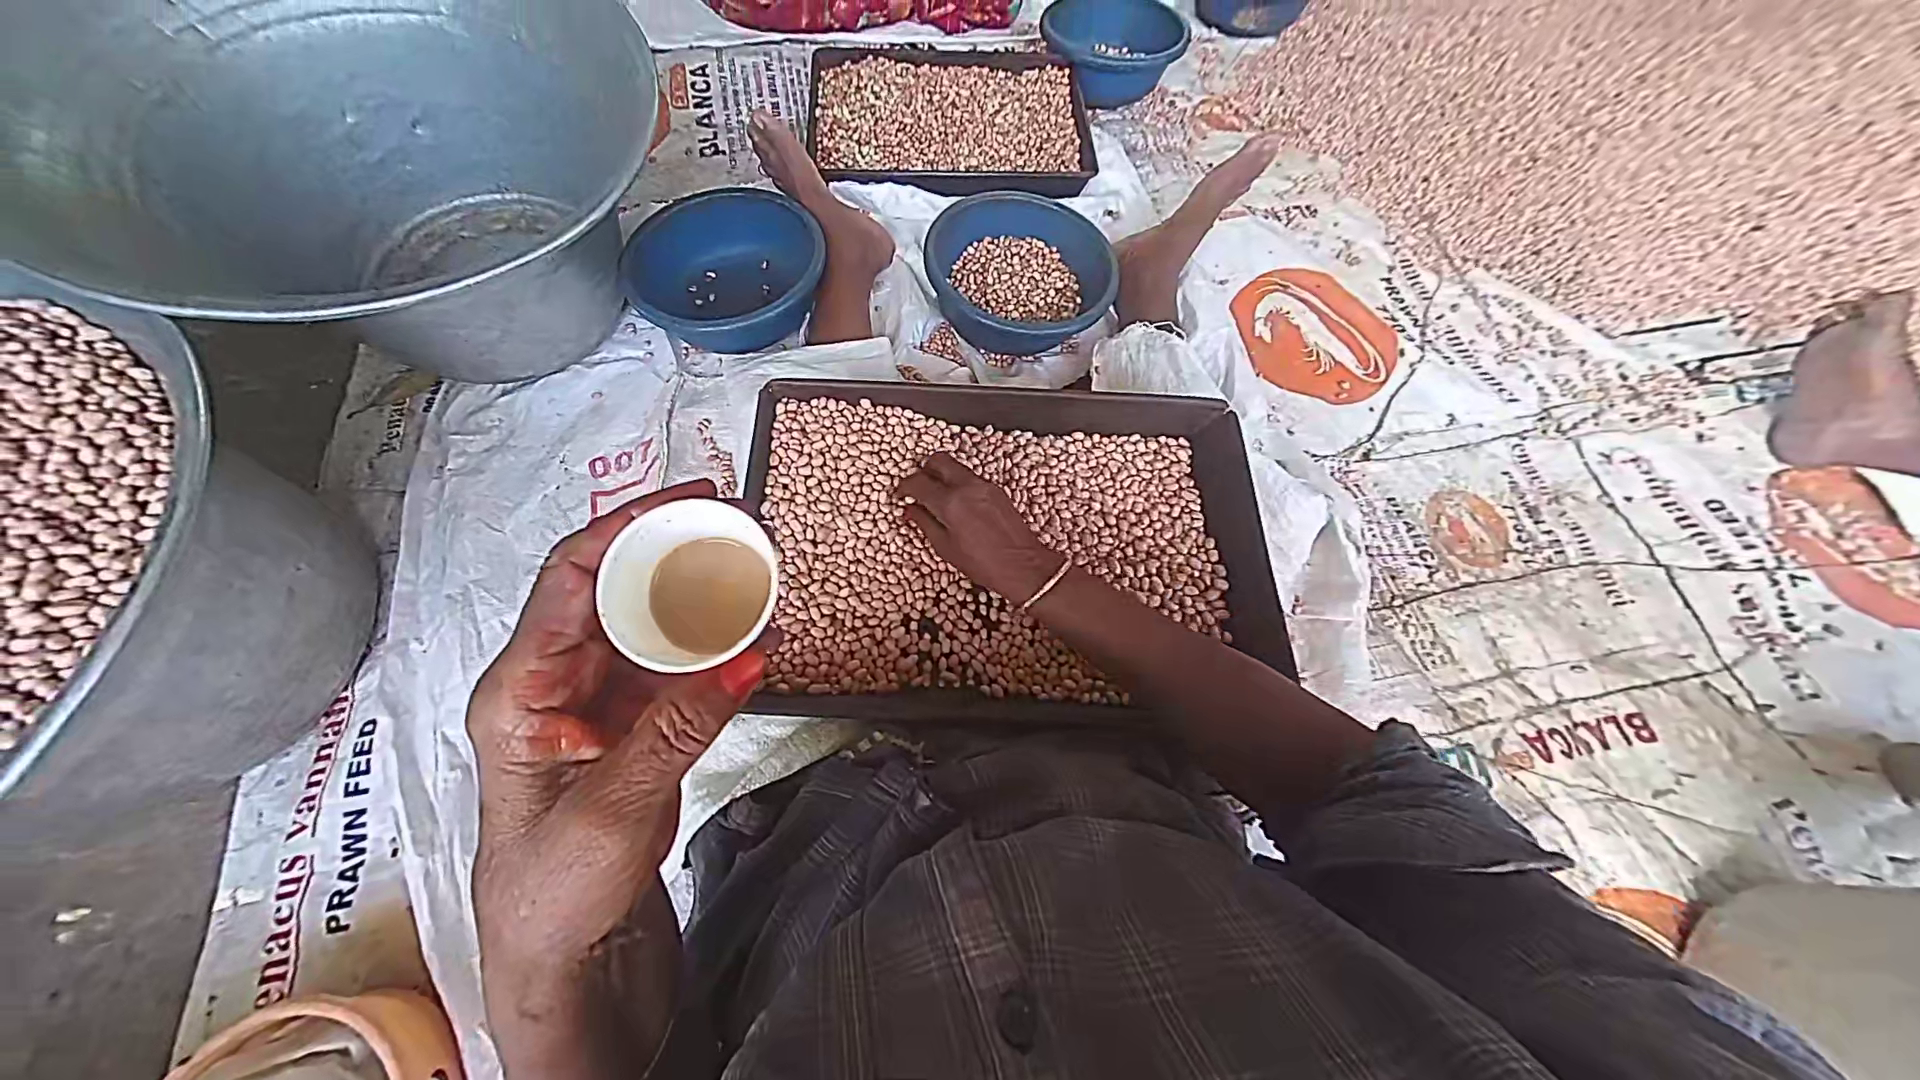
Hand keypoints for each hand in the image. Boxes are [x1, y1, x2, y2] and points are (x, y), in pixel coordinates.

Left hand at [467, 479, 772, 994]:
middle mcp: (564, 675)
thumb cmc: (550, 887)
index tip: (690, 500)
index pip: (573, 576)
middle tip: (741, 526)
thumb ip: (680, 728)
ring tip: (759, 569)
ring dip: (709, 593)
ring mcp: (607, 693)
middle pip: (623, 585)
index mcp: (525, 686)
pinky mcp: (642, 713)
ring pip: (660, 619)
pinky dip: (724, 644)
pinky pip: (687, 661)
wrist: (565, 944)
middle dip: (680, 548)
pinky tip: (761, 633)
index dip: (628, 525)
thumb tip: (748, 656)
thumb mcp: (611, 807)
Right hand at [895, 451, 1063, 603]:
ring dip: (942, 476)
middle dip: (923, 470)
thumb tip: (910, 509)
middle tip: (917, 488)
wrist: (1022, 565)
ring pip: (956, 467)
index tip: (900, 494)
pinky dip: (958, 484)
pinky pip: (970, 478)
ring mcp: (984, 485)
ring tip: (936, 499)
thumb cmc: (984, 564)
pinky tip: (957, 505)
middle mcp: (968, 487)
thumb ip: (924, 523)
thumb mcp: (945, 548)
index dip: (904, 487)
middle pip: (938, 460)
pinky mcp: (996, 490)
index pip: (918, 482)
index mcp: (950, 502)